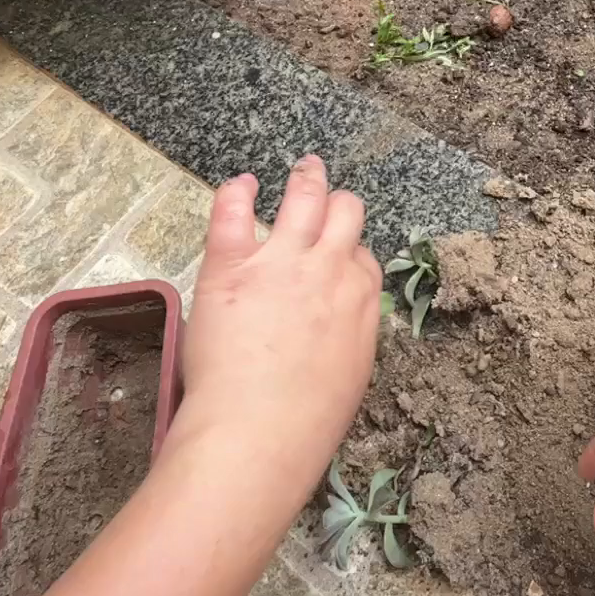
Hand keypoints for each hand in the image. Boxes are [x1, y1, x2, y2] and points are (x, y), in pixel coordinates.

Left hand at [177, 157, 382, 477]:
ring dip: (307, 178)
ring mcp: (283, 260)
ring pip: (305, 197)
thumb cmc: (310, 417)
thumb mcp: (353, 371)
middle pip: (346, 212)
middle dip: (340, 201)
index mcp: (362, 295)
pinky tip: (241, 183)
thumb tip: (341, 319)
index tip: (336, 257)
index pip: (362, 255)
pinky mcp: (233, 264)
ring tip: (306, 165)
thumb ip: (351, 330)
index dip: (348, 252)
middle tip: (330, 191)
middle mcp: (330, 266)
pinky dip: (237, 191)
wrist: (261, 430)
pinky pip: (234, 211)